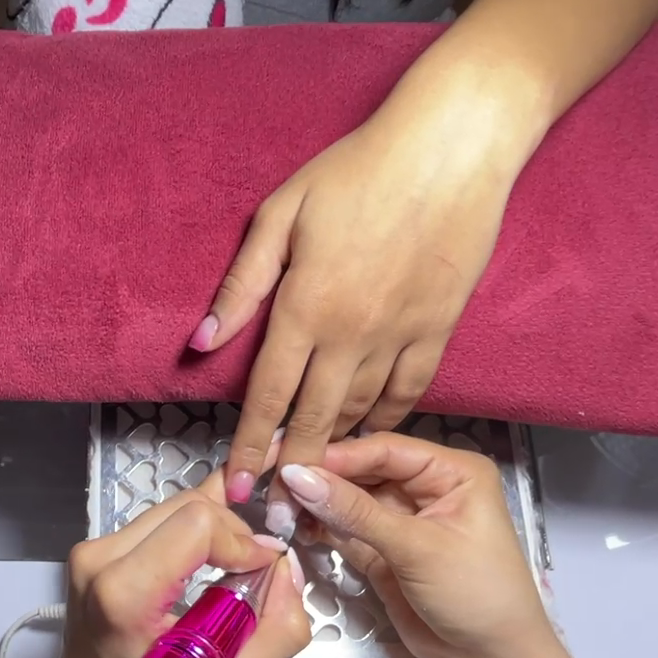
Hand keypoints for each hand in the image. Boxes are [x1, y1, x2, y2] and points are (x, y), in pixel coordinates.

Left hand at [40, 474, 310, 657]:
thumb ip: (277, 630)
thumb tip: (289, 568)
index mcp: (123, 593)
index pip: (197, 525)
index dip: (242, 541)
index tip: (264, 570)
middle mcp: (99, 559)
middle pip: (187, 507)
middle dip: (234, 532)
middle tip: (255, 569)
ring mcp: (91, 548)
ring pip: (173, 506)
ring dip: (214, 530)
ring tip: (233, 567)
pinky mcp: (92, 546)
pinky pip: (156, 519)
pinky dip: (190, 533)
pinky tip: (206, 559)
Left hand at [196, 90, 529, 540]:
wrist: (453, 145)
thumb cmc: (355, 172)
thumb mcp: (280, 215)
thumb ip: (242, 286)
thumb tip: (203, 342)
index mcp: (305, 308)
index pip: (268, 396)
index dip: (249, 446)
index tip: (237, 486)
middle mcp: (350, 335)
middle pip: (313, 419)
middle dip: (291, 471)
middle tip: (277, 512)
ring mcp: (399, 336)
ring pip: (359, 412)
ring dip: (333, 450)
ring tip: (316, 485)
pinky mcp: (438, 330)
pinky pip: (408, 392)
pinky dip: (384, 421)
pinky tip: (367, 439)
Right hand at [277, 434, 577, 657]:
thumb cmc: (474, 595)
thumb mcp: (417, 548)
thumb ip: (355, 511)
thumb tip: (298, 476)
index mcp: (450, 471)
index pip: (383, 450)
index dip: (336, 455)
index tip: (289, 461)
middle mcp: (424, 485)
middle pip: (360, 469)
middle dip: (319, 478)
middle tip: (273, 483)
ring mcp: (398, 516)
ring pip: (346, 497)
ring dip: (314, 502)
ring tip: (276, 505)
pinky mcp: (378, 546)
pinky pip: (342, 526)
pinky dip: (318, 525)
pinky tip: (292, 525)